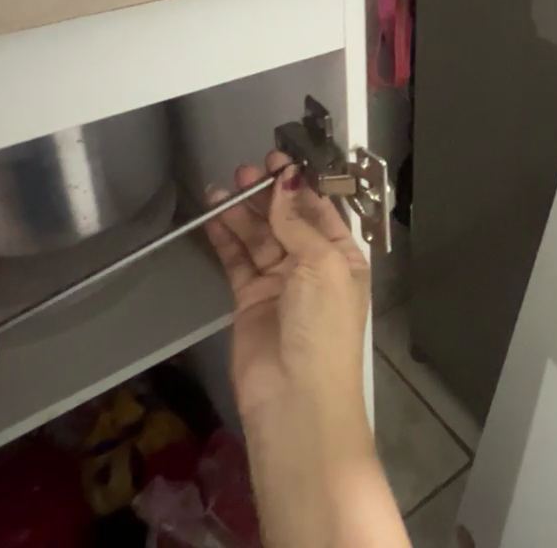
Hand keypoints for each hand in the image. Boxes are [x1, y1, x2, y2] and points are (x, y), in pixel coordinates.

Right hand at [206, 154, 407, 547]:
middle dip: (268, 194)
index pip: (321, 210)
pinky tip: (213, 213)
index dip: (300, 184)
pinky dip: (226, 236)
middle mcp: (313, 266)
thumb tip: (286, 179)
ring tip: (225, 184)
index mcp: (343, 256)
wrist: (296, 398)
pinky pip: (238, 259)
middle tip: (247, 169)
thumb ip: (297, 222)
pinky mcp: (250, 299)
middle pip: (287, 219)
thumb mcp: (320, 265)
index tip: (279, 158)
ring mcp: (281, 282)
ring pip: (260, 236)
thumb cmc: (322, 327)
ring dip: (244, 211)